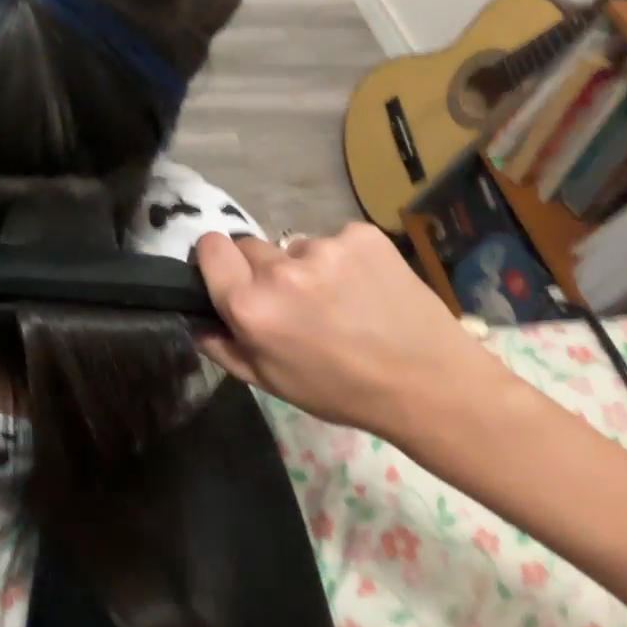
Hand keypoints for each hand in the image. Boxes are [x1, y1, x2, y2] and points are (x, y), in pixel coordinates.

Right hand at [192, 223, 513, 438]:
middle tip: (292, 301)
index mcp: (250, 306)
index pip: (210, 247)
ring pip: (294, 246)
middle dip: (261, 268)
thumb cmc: (342, 391)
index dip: (216, 261)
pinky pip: (334, 239)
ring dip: (304, 266)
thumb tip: (195, 320)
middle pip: (249, 245)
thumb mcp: (271, 382)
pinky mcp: (362, 236)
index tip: (231, 276)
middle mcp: (281, 270)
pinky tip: (364, 288)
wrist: (431, 384)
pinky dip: (342, 260)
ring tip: (338, 300)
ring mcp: (325, 247)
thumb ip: (223, 348)